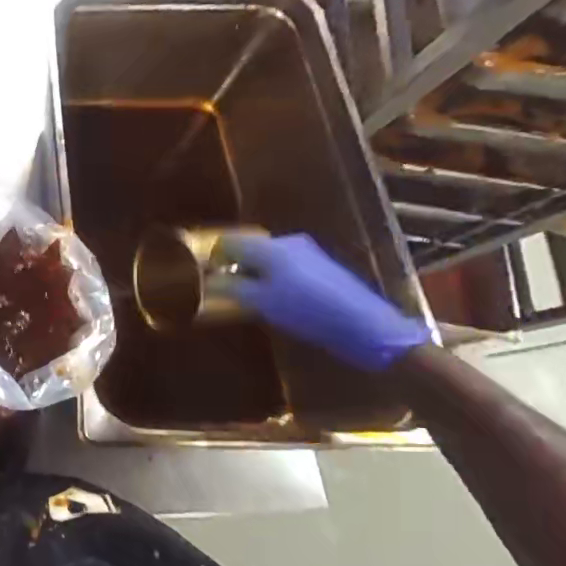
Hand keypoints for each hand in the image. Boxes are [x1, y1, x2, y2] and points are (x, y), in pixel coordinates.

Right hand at [215, 232, 428, 372]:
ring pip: (267, 258)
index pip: (228, 241)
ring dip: (253, 274)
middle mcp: (287, 242)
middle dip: (233, 266)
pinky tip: (275, 300)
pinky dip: (271, 279)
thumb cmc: (306, 310)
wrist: (364, 324)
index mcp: (270, 247)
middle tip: (222, 292)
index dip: (212, 258)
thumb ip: (230, 289)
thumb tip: (205, 281)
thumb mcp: (262, 303)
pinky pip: (284, 266)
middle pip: (249, 248)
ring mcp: (307, 252)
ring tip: (247, 299)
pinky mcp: (320, 266)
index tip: (201, 278)